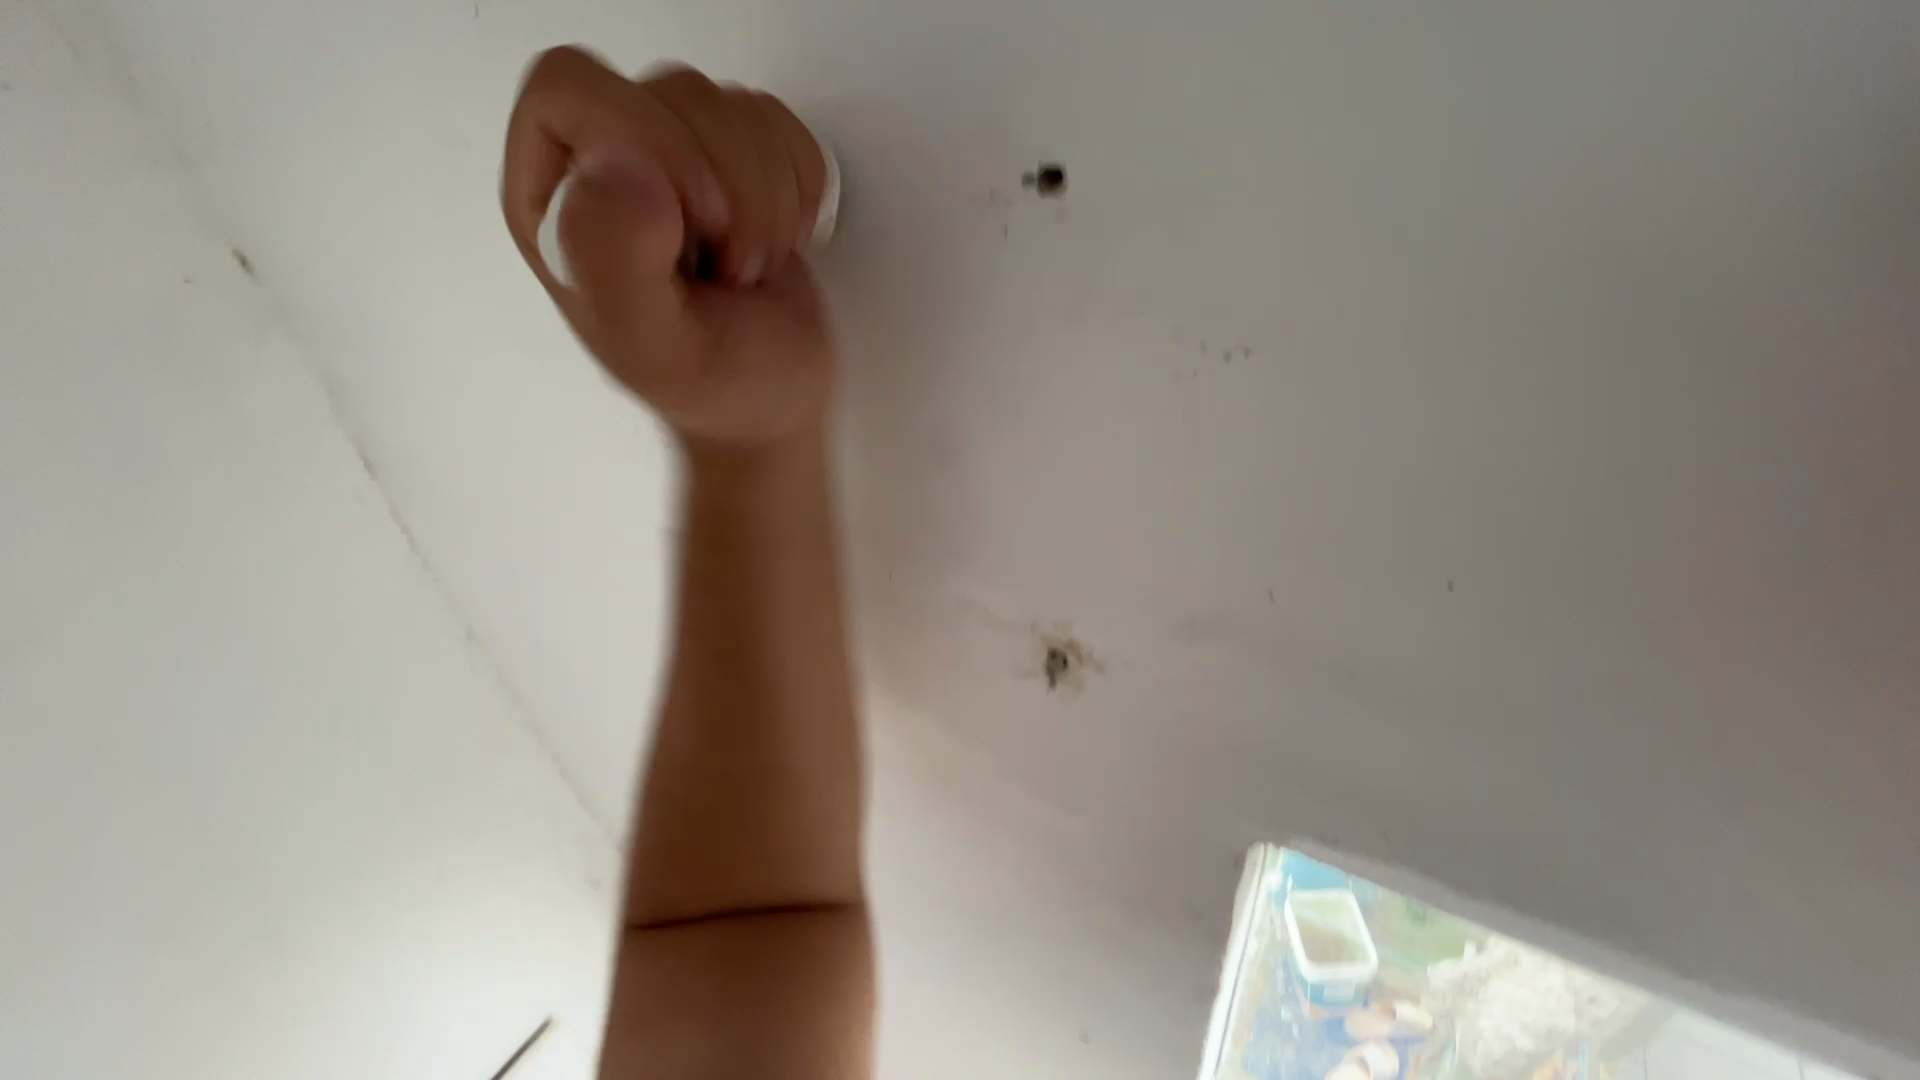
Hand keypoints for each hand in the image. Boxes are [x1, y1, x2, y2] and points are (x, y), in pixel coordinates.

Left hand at [501, 47, 834, 447]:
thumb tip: (620, 162)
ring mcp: (681, 158)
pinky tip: (779, 241)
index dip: (649, 140)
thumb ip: (611, 260)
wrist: (774, 403)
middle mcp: (609, 166)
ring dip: (768, 196)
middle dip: (730, 186)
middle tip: (730, 264)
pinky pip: (778, 123)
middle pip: (672, 93)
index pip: (576, 89)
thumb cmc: (715, 388)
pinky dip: (798, 186)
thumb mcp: (652, 349)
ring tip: (750, 264)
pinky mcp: (742, 163)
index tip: (698, 221)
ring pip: (733, 107)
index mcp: (556, 200)